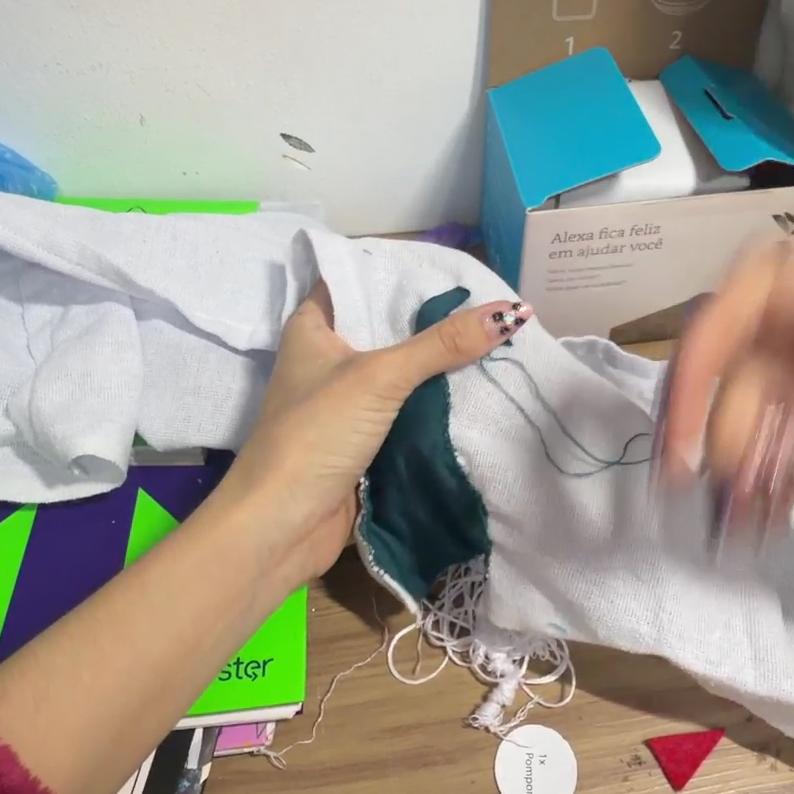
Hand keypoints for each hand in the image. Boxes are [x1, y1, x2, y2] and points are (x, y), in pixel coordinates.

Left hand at [214, 284, 530, 586]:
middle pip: (386, 327)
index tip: (454, 266)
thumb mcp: (379, 378)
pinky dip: (435, 401)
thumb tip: (512, 311)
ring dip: (438, 362)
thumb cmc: (315, 435)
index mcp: (312, 327)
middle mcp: (326, 358)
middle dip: (433, 319)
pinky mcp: (362, 438)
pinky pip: (406, 408)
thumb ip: (442, 344)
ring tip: (496, 336)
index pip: (358, 280)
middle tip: (491, 301)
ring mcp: (345, 401)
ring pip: (400, 370)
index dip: (402, 271)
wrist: (281, 527)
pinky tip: (478, 386)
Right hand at [664, 237, 793, 525]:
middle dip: (719, 405)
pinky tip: (762, 500)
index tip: (684, 418)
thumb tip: (753, 442)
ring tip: (736, 508)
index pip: (765, 287)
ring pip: (763, 381)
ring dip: (738, 439)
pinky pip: (791, 416)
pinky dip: (768, 456)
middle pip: (753, 338)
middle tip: (703, 483)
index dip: (710, 343)